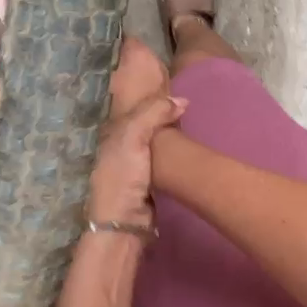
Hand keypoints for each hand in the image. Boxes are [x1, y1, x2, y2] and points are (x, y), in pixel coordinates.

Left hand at [87, 94, 186, 227]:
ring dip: (170, 132)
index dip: (151, 95)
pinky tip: (187, 144)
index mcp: (114, 132)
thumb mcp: (134, 136)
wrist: (126, 222)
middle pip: (146, 122)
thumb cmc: (124, 175)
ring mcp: (137, 164)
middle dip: (162, 112)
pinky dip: (174, 150)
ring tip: (192, 118)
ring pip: (156, 140)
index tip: (172, 85)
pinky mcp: (151, 180)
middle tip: (188, 101)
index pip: (134, 106)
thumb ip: (154, 113)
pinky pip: (165, 157)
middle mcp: (123, 145)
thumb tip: (182, 100)